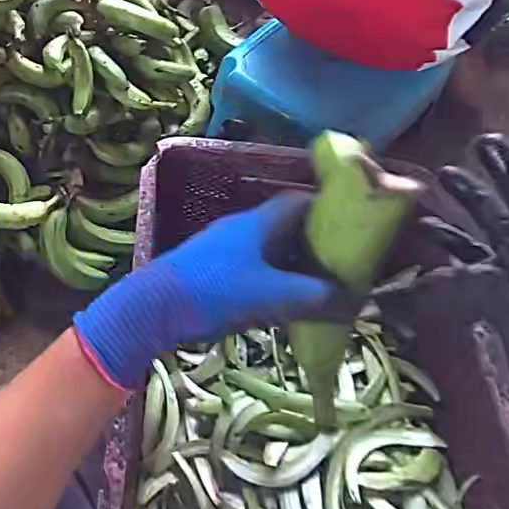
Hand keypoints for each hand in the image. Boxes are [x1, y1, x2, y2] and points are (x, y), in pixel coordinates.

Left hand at [73, 194, 335, 388]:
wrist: (154, 306)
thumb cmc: (215, 290)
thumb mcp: (273, 295)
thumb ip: (315, 296)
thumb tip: (354, 298)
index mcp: (256, 223)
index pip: (297, 202)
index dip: (327, 208)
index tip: (354, 225)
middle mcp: (240, 229)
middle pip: (285, 227)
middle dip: (314, 243)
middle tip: (344, 263)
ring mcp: (222, 249)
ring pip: (268, 250)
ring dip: (292, 264)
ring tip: (321, 285)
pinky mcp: (210, 270)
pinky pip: (251, 268)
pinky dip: (272, 279)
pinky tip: (283, 301)